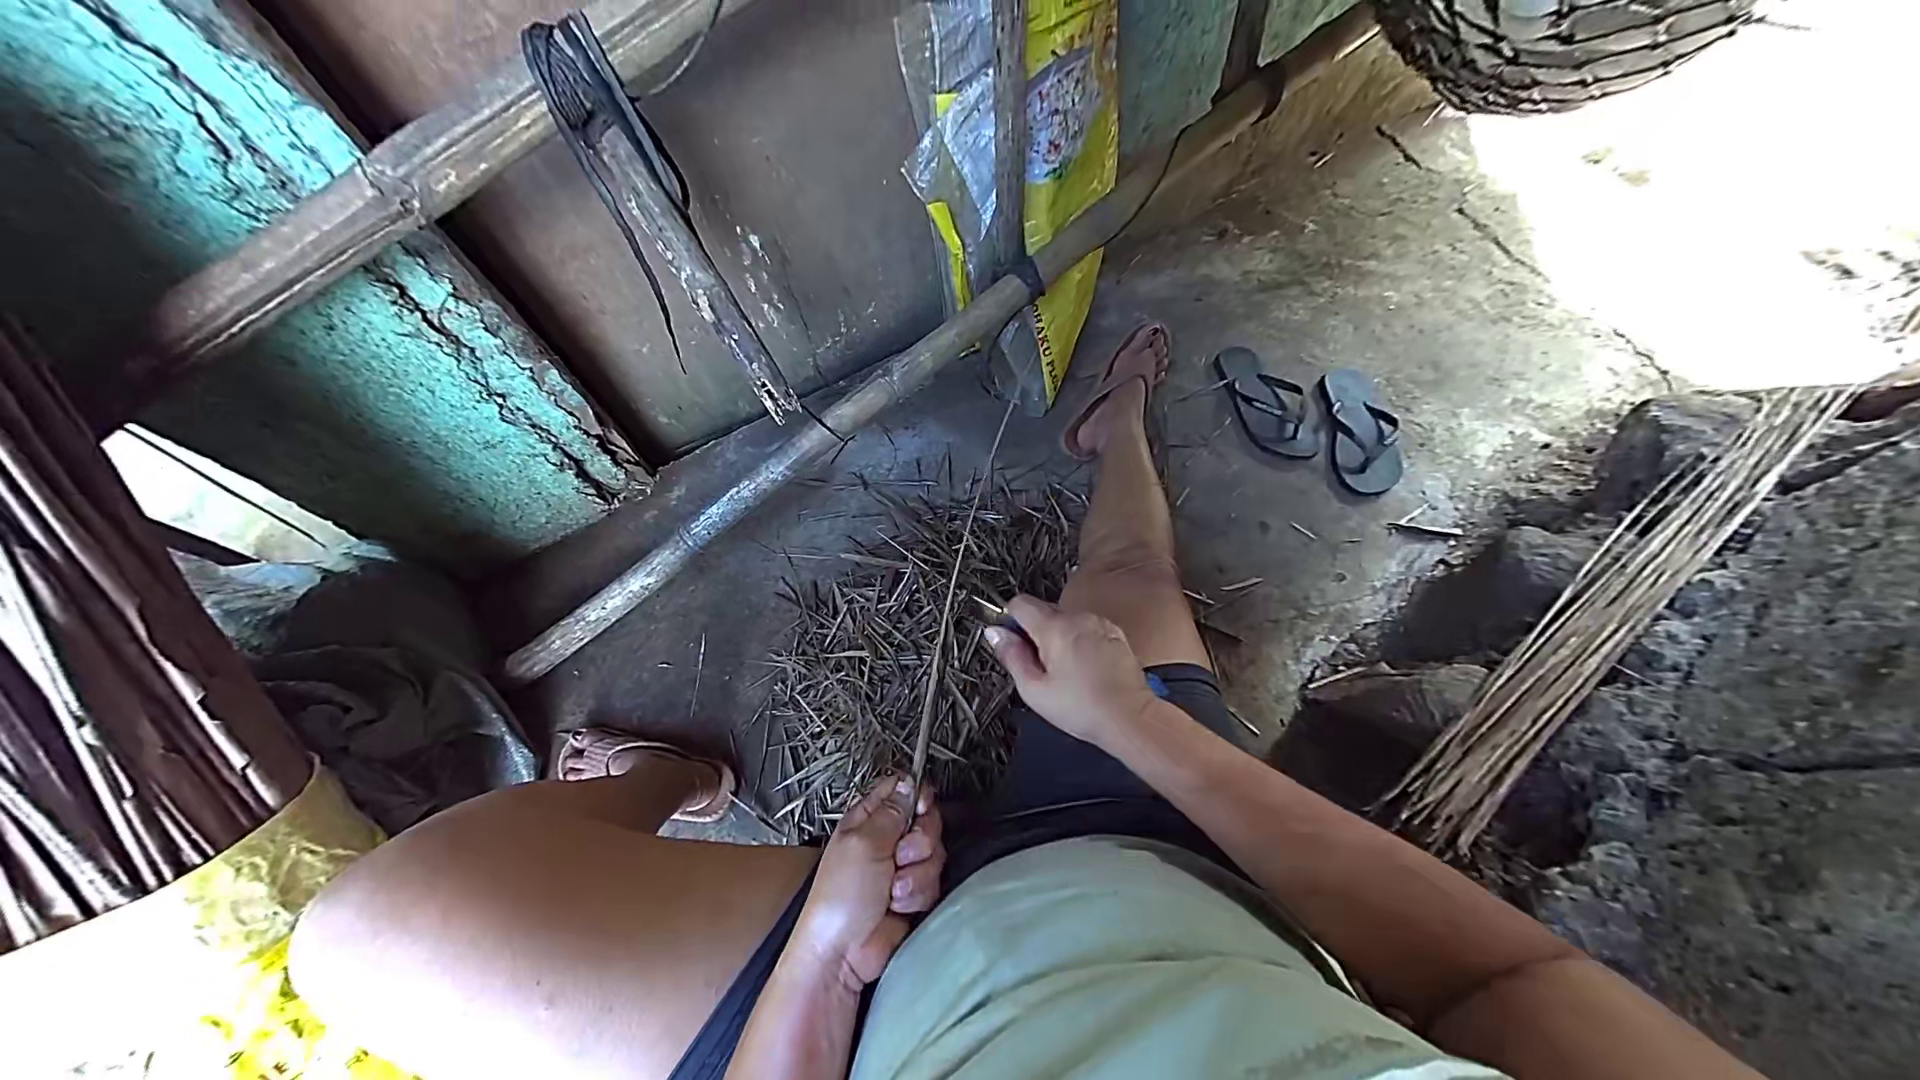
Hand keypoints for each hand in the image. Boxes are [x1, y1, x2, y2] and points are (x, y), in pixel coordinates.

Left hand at [791, 776, 943, 993]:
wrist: (843, 954)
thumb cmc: (840, 898)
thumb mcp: (864, 843)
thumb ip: (892, 811)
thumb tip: (909, 782)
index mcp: (867, 819)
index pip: (901, 789)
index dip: (916, 795)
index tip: (920, 808)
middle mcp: (885, 839)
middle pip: (925, 820)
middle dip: (919, 841)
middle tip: (900, 856)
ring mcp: (900, 867)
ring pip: (933, 853)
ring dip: (916, 874)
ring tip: (892, 889)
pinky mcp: (913, 893)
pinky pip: (933, 881)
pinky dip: (917, 894)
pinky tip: (897, 905)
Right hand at [983, 595, 1160, 746]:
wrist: (1129, 717)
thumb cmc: (1085, 708)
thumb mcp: (1033, 689)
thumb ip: (1011, 655)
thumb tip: (995, 634)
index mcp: (1054, 628)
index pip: (1019, 603)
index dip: (1010, 622)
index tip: (1013, 642)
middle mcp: (1078, 618)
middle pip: (1043, 611)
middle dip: (1035, 634)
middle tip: (1039, 667)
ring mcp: (1099, 624)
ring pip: (1065, 621)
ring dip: (1058, 639)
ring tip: (1064, 673)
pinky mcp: (1114, 634)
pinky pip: (1086, 629)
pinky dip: (1080, 643)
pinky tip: (1082, 671)